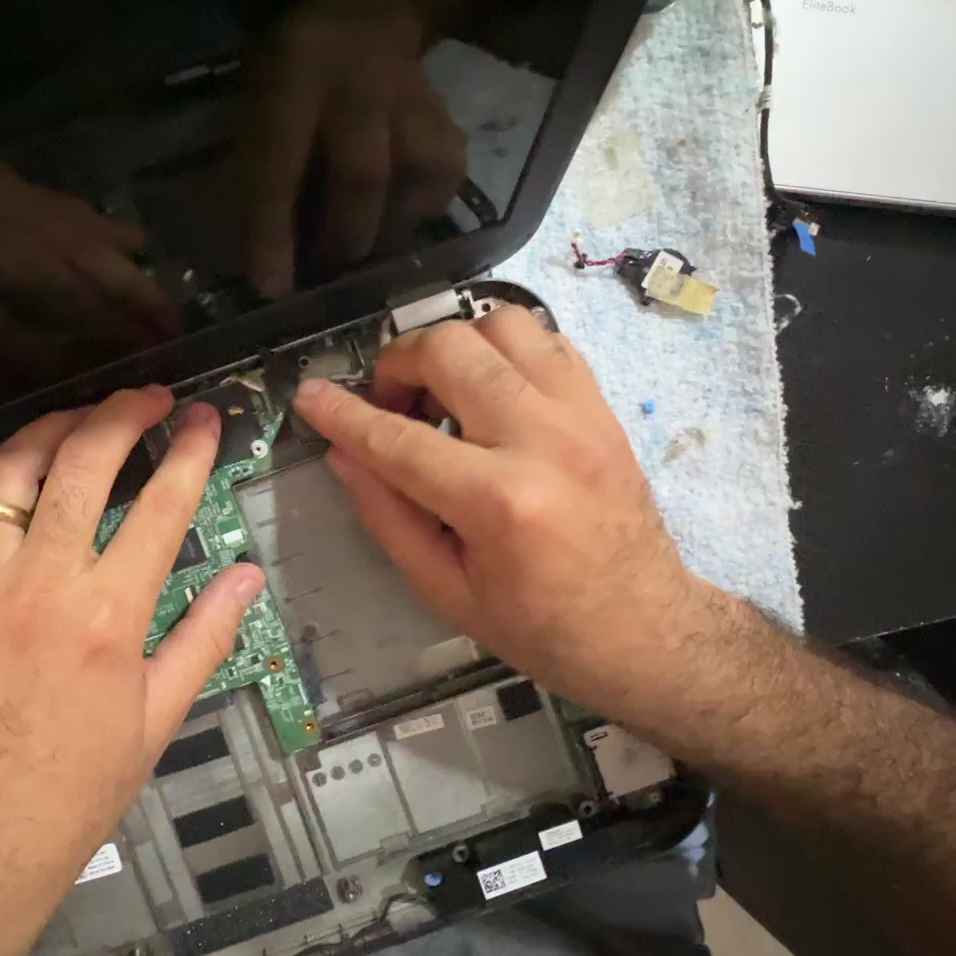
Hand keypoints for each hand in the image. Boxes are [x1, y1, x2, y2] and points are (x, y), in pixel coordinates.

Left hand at [0, 388, 264, 955]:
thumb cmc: (81, 781)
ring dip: (49, 431)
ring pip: (8, 473)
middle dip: (122, 414)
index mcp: (110, 615)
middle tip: (147, 398)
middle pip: (82, 465)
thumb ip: (207, 634)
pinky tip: (4, 482)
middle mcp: (42, 583)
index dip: (190, 451)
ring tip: (79, 418)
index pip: (161, 506)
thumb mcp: (161, 714)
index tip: (202, 417)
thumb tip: (248, 573)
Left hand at [240, 0, 465, 297]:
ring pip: (410, 182)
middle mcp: (362, 80)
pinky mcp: (447, 121)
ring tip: (358, 251)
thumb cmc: (294, 75)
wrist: (366, 15)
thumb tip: (273, 254)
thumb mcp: (257, 100)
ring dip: (382, 232)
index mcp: (297, 72)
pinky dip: (417, 214)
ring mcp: (414, 97)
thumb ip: (261, 164)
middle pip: (360, 177)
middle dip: (339, 239)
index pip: (284, 163)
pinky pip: (442, 182)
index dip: (275, 231)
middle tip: (322, 271)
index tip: (271, 286)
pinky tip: (395, 221)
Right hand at [290, 307, 713, 718]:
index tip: (309, 395)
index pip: (397, 438)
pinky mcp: (602, 406)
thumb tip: (343, 452)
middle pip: (450, 350)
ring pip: (501, 324)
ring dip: (454, 348)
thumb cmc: (537, 627)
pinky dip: (501, 353)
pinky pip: (545, 339)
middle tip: (391, 407)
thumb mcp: (442, 588)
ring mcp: (582, 414)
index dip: (341, 414)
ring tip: (442, 395)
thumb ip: (385, 514)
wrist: (645, 631)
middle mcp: (544, 440)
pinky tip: (487, 393)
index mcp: (499, 501)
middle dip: (398, 366)